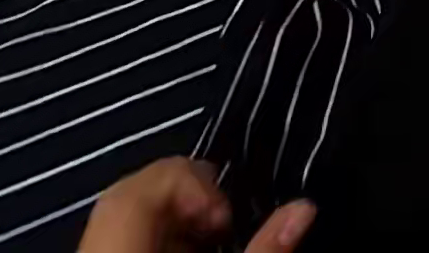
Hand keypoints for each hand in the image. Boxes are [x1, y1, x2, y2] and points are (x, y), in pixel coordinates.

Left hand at [77, 157, 316, 252]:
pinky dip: (163, 241)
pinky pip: (122, 243)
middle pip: (130, 196)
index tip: (221, 218)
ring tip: (213, 246)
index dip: (184, 184)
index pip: (134, 190)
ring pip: (126, 221)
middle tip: (222, 229)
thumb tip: (307, 206)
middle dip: (186, 197)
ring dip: (177, 221)